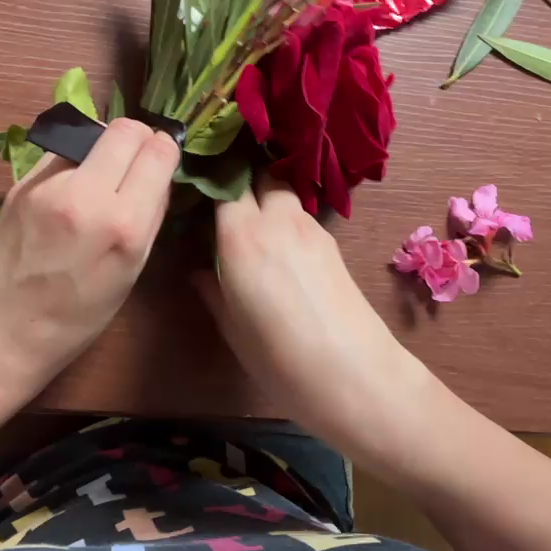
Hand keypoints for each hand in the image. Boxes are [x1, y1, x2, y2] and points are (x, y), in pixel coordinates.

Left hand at [0, 119, 180, 395]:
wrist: (6, 330)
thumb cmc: (80, 315)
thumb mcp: (132, 271)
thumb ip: (151, 217)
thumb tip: (159, 176)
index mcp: (124, 225)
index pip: (158, 150)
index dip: (165, 151)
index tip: (162, 163)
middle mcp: (87, 195)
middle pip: (126, 129)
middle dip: (139, 140)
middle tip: (136, 164)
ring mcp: (48, 185)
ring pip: (92, 134)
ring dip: (105, 148)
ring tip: (102, 178)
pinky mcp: (21, 183)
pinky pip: (62, 152)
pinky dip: (76, 161)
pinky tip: (72, 189)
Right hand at [205, 175, 426, 449]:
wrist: (353, 374)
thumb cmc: (279, 358)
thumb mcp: (233, 329)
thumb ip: (213, 292)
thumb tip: (200, 272)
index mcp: (242, 237)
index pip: (223, 187)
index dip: (211, 186)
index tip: (198, 195)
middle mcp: (277, 220)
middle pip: (261, 176)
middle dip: (245, 182)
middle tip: (229, 206)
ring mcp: (311, 228)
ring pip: (285, 193)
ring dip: (269, 200)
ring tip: (256, 229)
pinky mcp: (333, 244)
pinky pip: (303, 217)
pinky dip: (289, 222)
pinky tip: (284, 252)